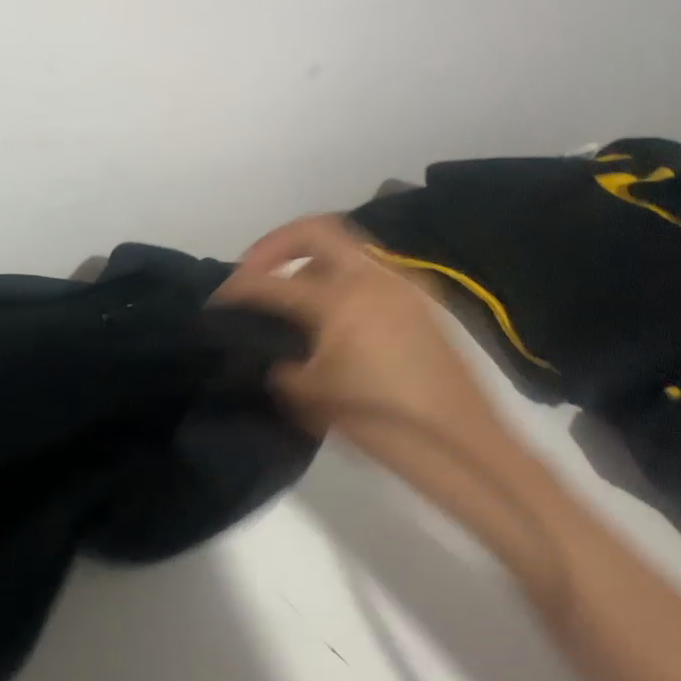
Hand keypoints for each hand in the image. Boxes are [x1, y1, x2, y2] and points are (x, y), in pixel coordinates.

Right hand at [211, 214, 512, 474]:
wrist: (466, 448)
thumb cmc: (382, 422)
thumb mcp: (309, 395)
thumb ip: (276, 360)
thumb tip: (262, 348)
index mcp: (342, 299)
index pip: (270, 282)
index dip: (233, 290)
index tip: (213, 302)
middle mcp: (373, 279)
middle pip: (315, 231)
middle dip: (273, 247)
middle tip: (250, 273)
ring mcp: (403, 288)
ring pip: (345, 250)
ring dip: (308, 262)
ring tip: (287, 295)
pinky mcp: (421, 305)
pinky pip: (368, 274)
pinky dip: (337, 280)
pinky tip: (325, 317)